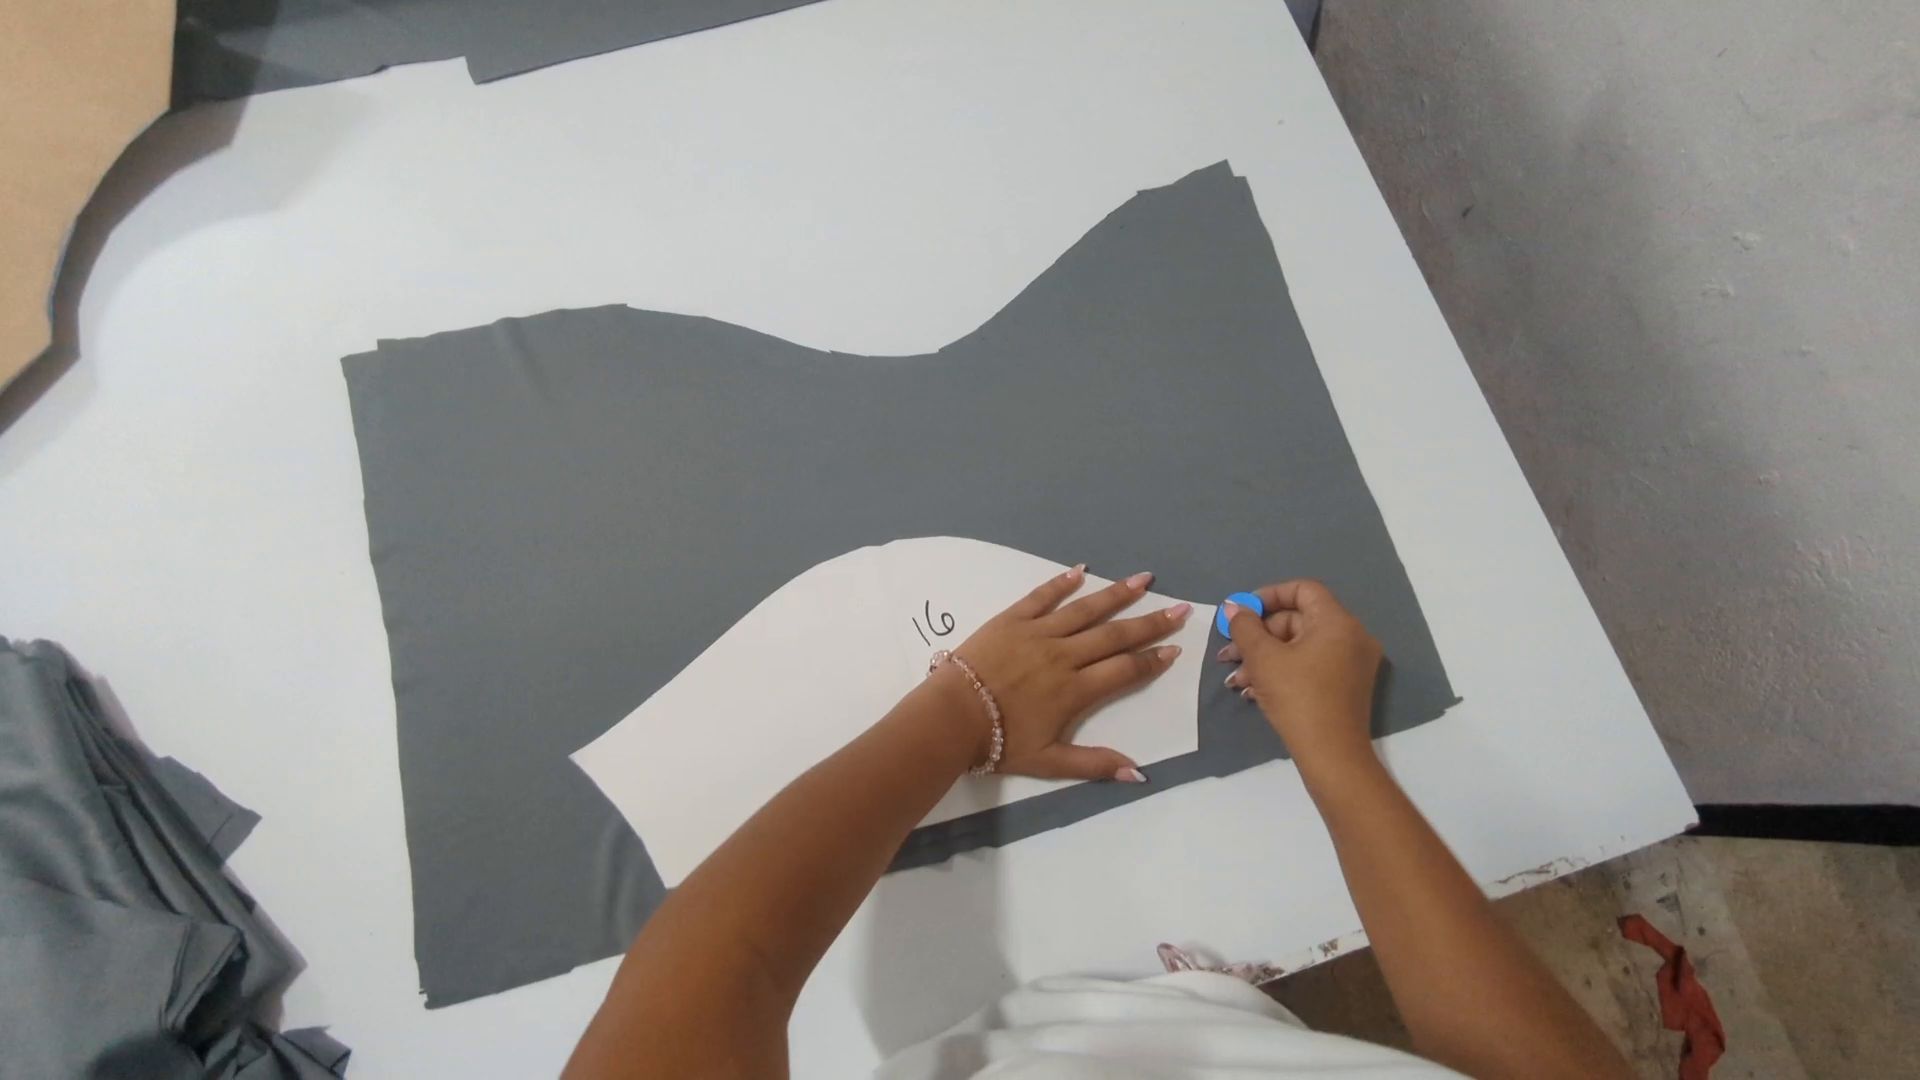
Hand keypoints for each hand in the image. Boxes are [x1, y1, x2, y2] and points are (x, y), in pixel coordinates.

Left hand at [942, 565, 1189, 781]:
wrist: (952, 716)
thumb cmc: (999, 742)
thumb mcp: (1049, 763)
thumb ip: (1094, 764)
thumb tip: (1139, 773)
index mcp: (1075, 690)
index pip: (1124, 670)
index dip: (1152, 661)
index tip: (1175, 649)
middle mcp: (1064, 655)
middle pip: (1114, 635)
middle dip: (1150, 622)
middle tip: (1179, 608)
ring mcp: (1038, 632)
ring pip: (1085, 609)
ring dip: (1116, 594)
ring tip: (1144, 579)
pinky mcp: (1012, 618)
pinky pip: (1042, 596)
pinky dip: (1062, 582)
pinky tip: (1081, 570)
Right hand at [1218, 580, 1381, 774]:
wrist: (1331, 755)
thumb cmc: (1297, 697)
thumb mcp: (1262, 657)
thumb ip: (1245, 626)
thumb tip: (1234, 607)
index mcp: (1337, 622)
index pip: (1303, 589)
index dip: (1268, 595)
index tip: (1242, 613)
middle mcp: (1351, 636)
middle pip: (1297, 619)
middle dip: (1258, 634)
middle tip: (1230, 652)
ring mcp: (1351, 662)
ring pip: (1299, 645)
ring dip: (1264, 657)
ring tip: (1236, 678)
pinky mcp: (1345, 684)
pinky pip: (1309, 664)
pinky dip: (1282, 670)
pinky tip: (1253, 690)